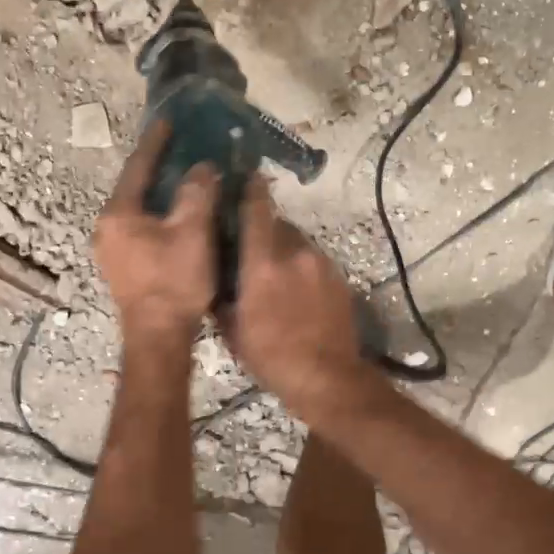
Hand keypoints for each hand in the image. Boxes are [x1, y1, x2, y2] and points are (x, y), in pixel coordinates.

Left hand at [93, 122, 218, 344]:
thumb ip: (197, 193)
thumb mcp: (192, 232)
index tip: (169, 120)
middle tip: (183, 148)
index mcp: (118, 214)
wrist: (158, 338)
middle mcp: (107, 228)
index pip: (138, 167)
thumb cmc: (174, 283)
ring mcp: (111, 251)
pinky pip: (141, 229)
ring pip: (138, 210)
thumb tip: (201, 168)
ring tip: (186, 180)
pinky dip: (160, 217)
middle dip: (160, 168)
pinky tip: (180, 217)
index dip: (156, 142)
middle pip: (135, 188)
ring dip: (161, 195)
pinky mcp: (123, 268)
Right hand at [222, 177, 376, 414]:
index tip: (247, 175)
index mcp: (262, 266)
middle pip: (278, 226)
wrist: (328, 378)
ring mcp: (321, 265)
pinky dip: (302, 267)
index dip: (251, 190)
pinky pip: (314, 261)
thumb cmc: (273, 359)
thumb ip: (223, 299)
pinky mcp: (339, 279)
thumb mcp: (234, 333)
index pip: (256, 212)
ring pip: (298, 243)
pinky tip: (296, 290)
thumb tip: (214, 282)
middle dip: (264, 230)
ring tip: (274, 273)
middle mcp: (294, 256)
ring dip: (284, 250)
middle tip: (251, 246)